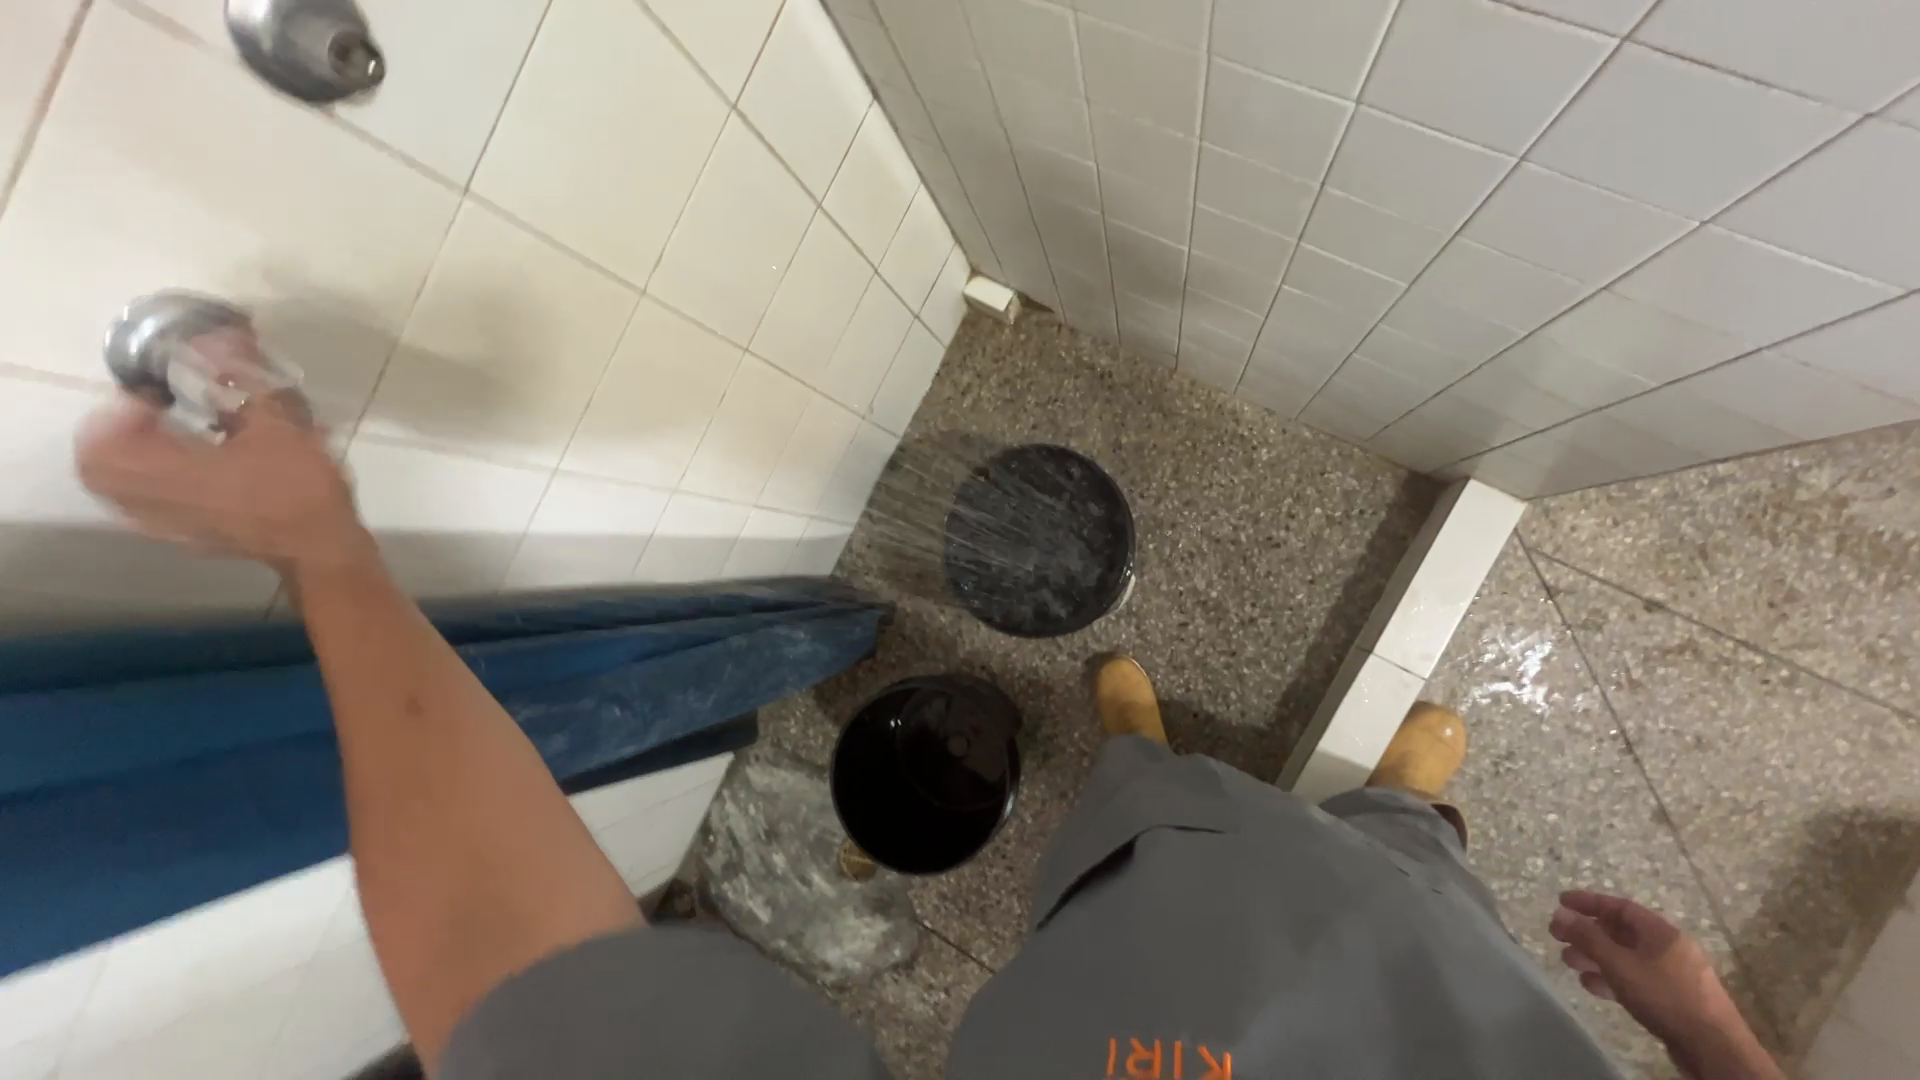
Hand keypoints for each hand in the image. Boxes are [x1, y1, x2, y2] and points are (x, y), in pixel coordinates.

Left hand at [76, 330, 376, 575]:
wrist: (323, 548)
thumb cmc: (300, 488)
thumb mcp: (279, 429)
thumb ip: (245, 385)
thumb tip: (222, 340)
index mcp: (165, 470)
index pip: (105, 435)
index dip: (124, 407)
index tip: (159, 393)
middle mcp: (155, 499)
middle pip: (104, 466)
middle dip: (124, 434)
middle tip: (160, 414)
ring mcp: (171, 523)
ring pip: (127, 488)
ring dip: (142, 460)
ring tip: (179, 442)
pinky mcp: (194, 536)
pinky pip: (155, 507)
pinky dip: (164, 486)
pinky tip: (201, 476)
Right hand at [1551, 890, 1778, 1079]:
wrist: (1715, 1052)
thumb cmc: (1665, 997)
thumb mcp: (1619, 963)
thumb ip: (1587, 937)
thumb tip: (1560, 913)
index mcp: (1663, 934)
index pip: (1620, 906)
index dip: (1588, 902)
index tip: (1560, 902)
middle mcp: (1670, 950)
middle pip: (1621, 933)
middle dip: (1587, 934)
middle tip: (1558, 937)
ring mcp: (1674, 977)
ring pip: (1626, 958)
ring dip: (1595, 958)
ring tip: (1569, 963)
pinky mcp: (1674, 1000)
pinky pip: (1636, 980)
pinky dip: (1612, 978)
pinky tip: (1593, 986)